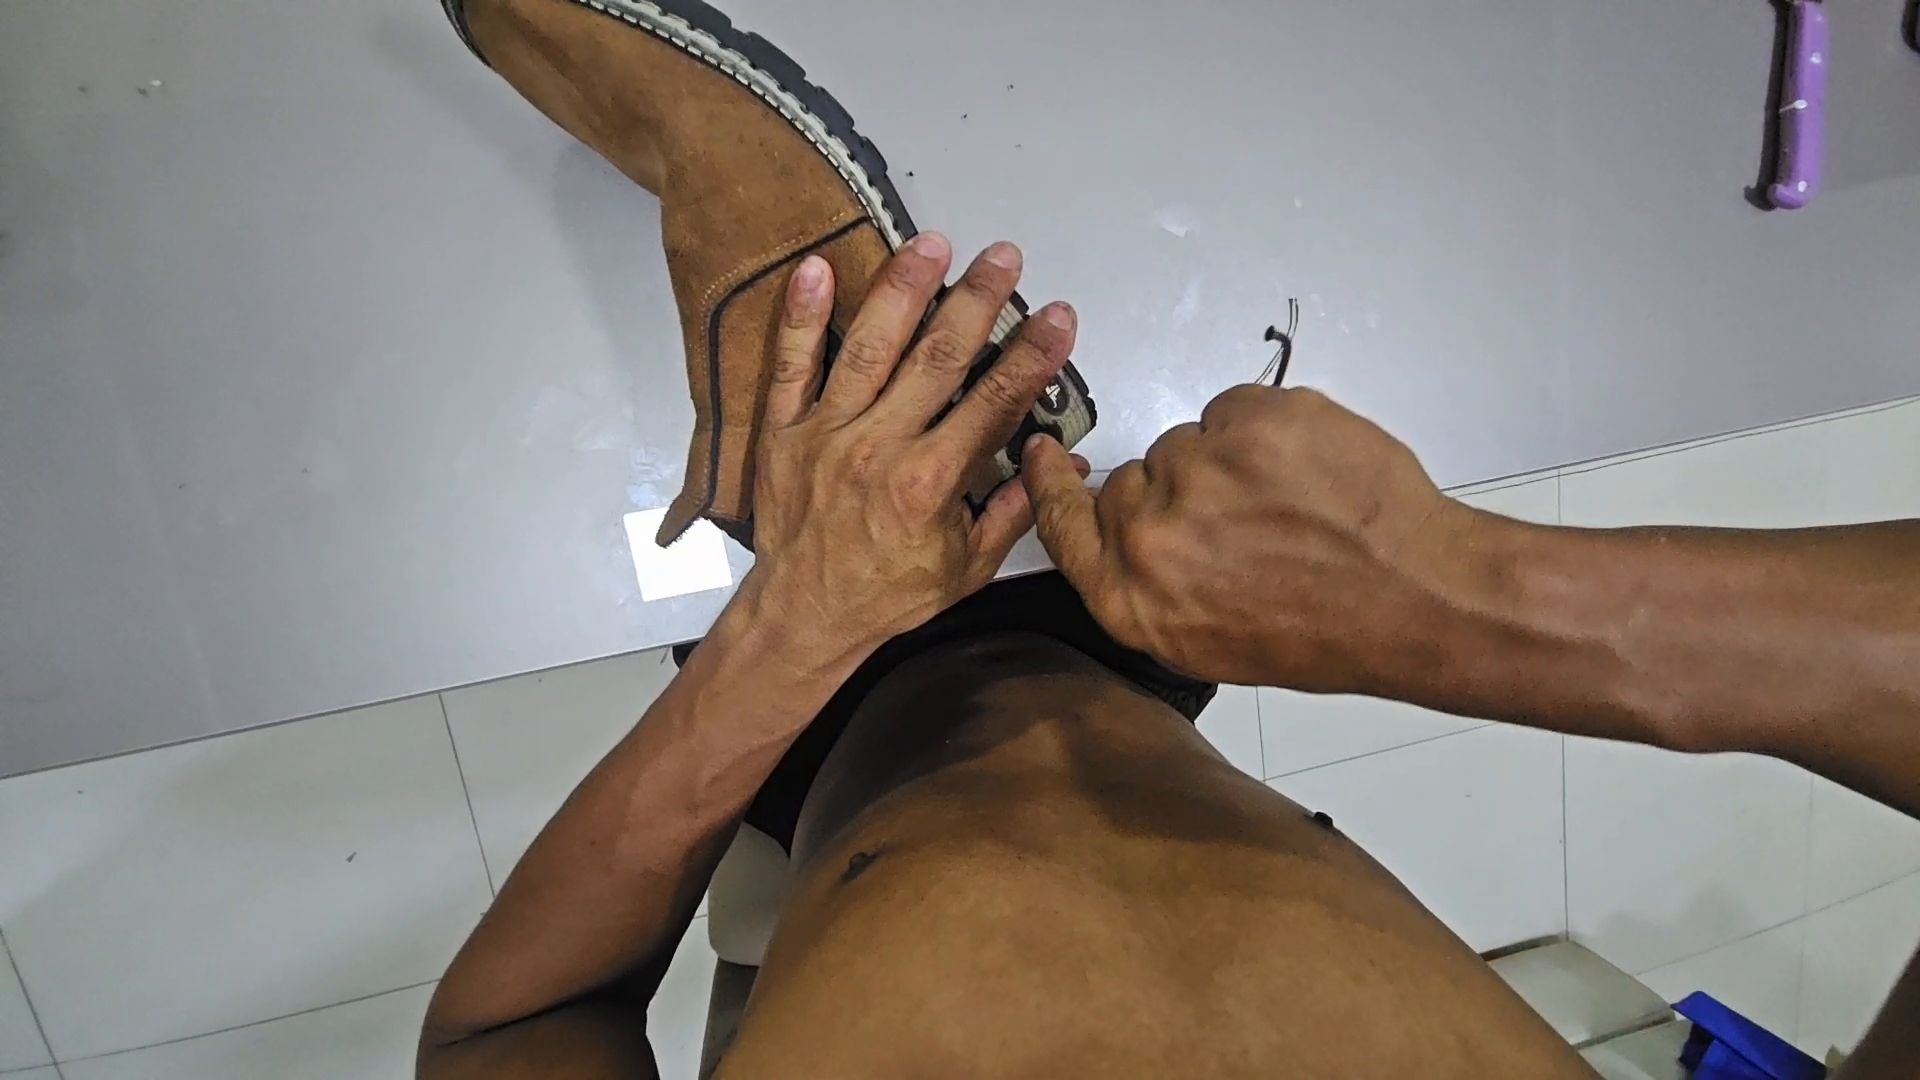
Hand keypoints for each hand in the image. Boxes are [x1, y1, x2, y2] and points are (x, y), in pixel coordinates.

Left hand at [736, 233, 1079, 669]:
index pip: (993, 402)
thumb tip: (1061, 464)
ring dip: (903, 289)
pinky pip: (791, 365)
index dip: (1031, 356)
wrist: (805, 614)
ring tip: (932, 243)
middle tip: (1004, 257)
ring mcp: (827, 431)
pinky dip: (802, 316)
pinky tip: (817, 267)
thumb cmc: (890, 593)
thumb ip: (1014, 511)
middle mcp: (880, 445)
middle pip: (937, 358)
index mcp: (931, 481)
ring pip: (870, 346)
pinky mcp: (784, 429)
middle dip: (977, 302)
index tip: (1058, 317)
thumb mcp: (967, 567)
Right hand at [1022, 385, 1487, 692]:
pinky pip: (1233, 409)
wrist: (1412, 599)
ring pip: (1186, 441)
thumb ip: (1139, 584)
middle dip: (1174, 492)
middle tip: (1235, 518)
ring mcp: (1196, 471)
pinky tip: (1302, 474)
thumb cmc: (1316, 631)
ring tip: (1282, 503)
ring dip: (1225, 462)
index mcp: (1128, 595)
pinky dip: (1265, 432)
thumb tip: (1125, 536)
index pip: (1060, 522)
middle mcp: (1146, 535)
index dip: (1049, 484)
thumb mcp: (1197, 638)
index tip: (1043, 455)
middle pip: (1130, 478)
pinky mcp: (1250, 421)